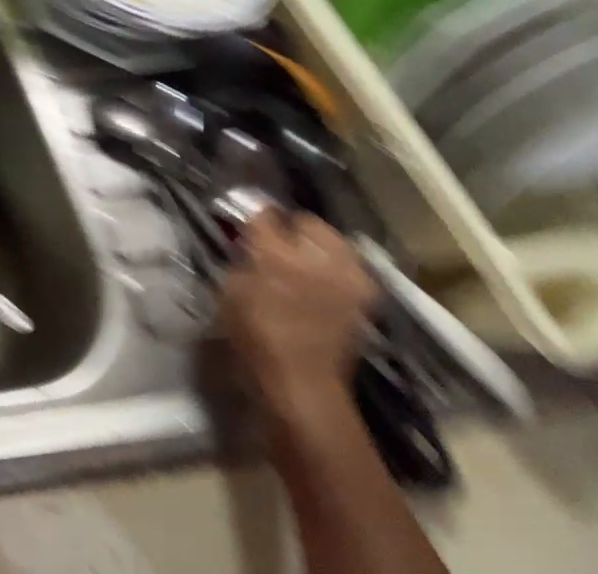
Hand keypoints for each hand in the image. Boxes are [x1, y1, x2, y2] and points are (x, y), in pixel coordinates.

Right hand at [221, 207, 377, 421]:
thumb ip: (242, 260)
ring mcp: (350, 277)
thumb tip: (248, 241)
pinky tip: (322, 281)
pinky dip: (335, 267)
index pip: (265, 216)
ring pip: (335, 242)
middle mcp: (319, 260)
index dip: (253, 215)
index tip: (246, 222)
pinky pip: (350, 266)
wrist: (301, 382)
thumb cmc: (254, 337)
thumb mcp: (230, 292)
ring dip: (317, 246)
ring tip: (302, 261)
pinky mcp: (367, 295)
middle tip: (276, 242)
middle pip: (309, 222)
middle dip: (292, 228)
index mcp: (276, 257)